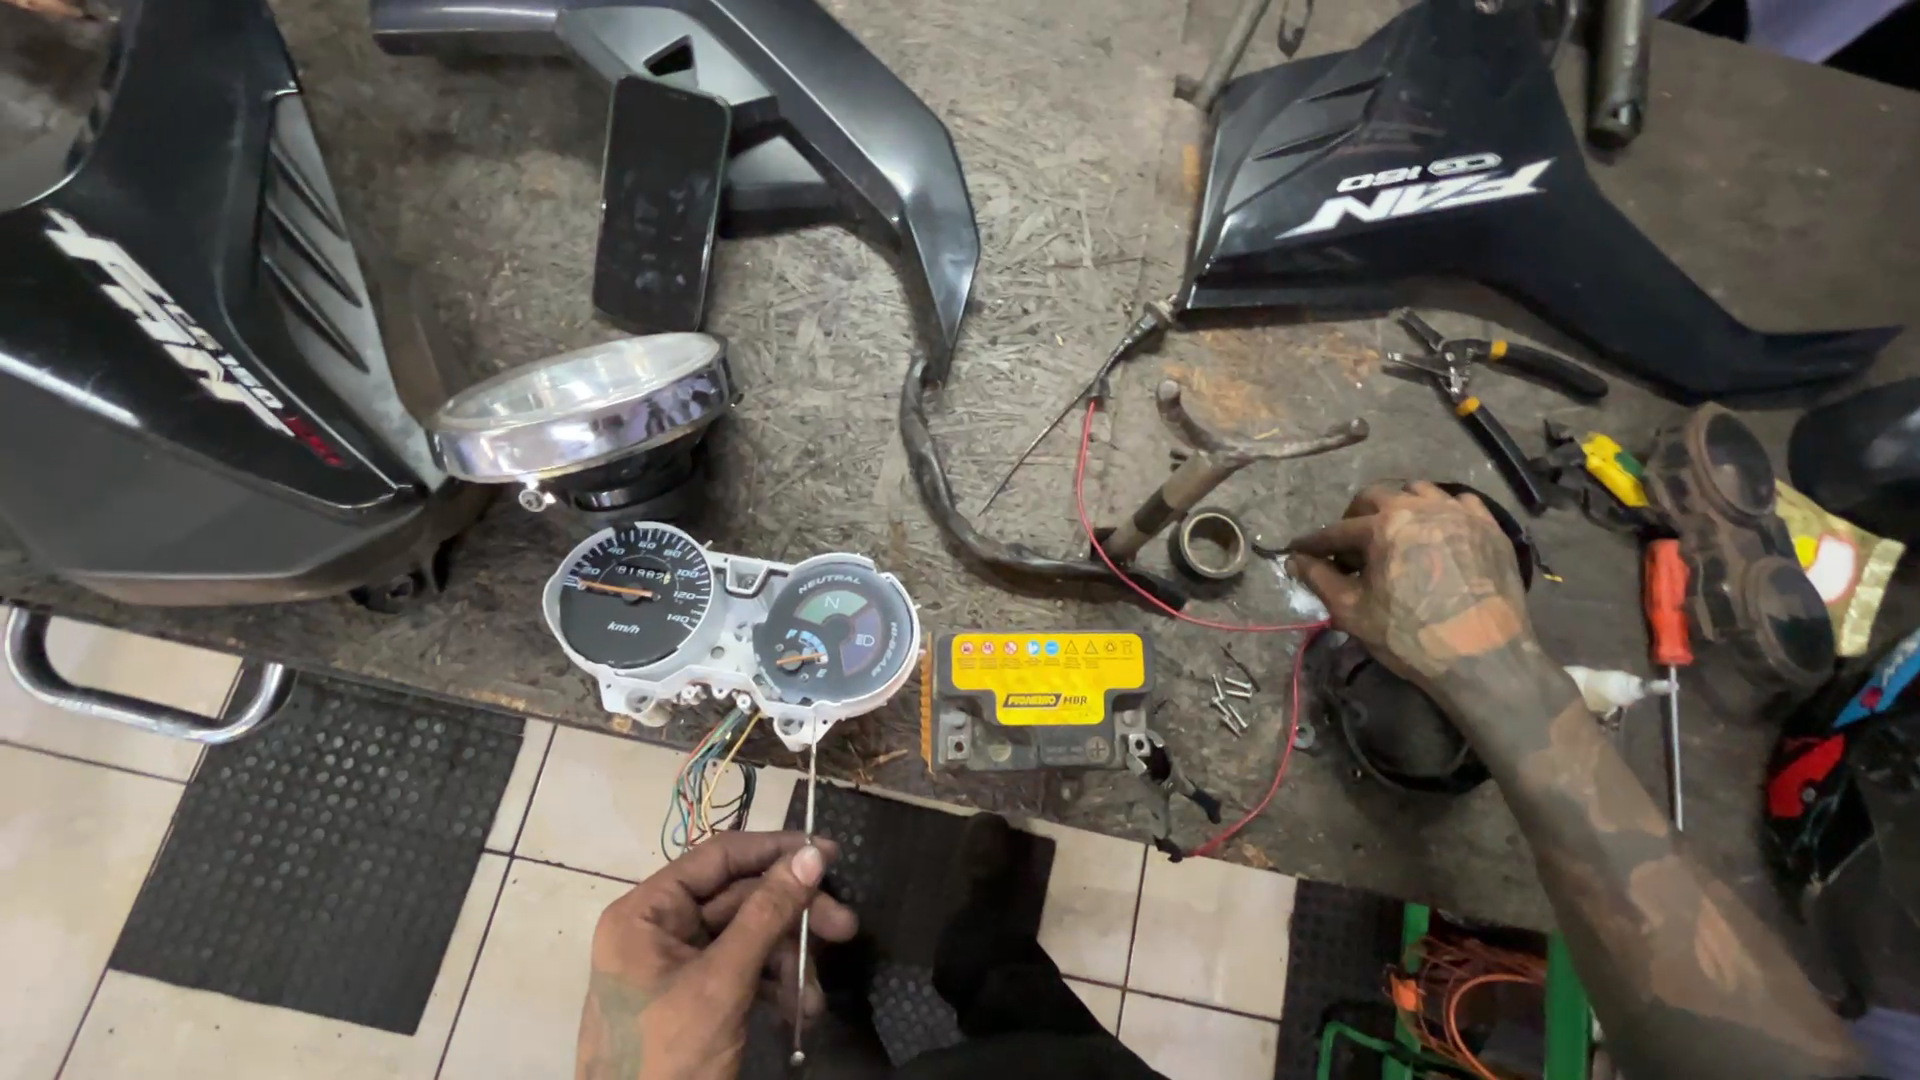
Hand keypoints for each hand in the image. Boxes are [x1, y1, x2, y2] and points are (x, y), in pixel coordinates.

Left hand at [576, 832, 858, 1079]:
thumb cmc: (666, 1060)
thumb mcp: (722, 984)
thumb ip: (768, 912)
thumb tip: (813, 854)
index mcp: (647, 912)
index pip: (720, 857)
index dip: (776, 850)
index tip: (830, 853)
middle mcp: (660, 928)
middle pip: (742, 898)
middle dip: (794, 917)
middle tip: (844, 928)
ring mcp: (678, 964)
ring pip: (751, 936)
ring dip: (790, 962)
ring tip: (815, 998)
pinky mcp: (696, 997)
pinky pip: (746, 971)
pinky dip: (776, 987)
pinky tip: (801, 1013)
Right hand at [1287, 482, 1534, 693]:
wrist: (1484, 659)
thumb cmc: (1409, 636)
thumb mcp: (1351, 611)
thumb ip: (1319, 578)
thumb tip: (1296, 560)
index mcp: (1384, 526)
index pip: (1337, 530)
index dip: (1314, 544)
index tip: (1299, 551)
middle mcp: (1421, 508)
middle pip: (1375, 497)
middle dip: (1355, 518)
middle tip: (1349, 547)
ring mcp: (1460, 514)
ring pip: (1418, 492)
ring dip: (1397, 508)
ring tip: (1393, 535)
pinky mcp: (1489, 528)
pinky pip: (1459, 503)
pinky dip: (1440, 512)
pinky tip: (1435, 535)